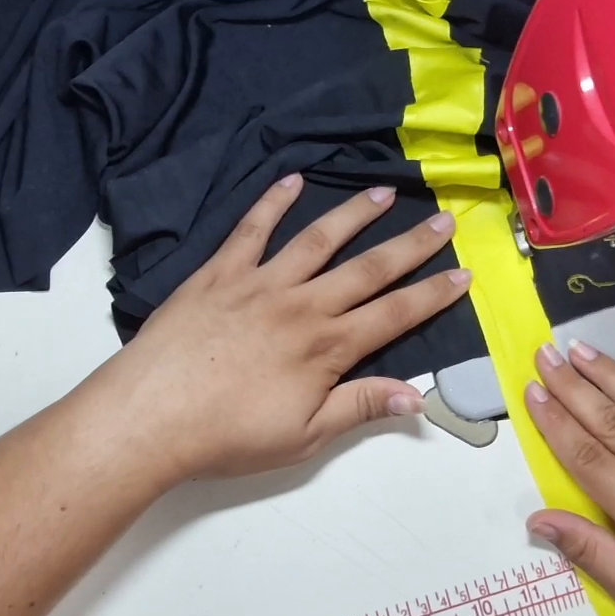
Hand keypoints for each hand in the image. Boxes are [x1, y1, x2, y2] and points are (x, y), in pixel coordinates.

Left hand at [79, 174, 470, 482]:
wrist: (151, 415)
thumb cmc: (229, 434)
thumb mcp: (304, 435)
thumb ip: (361, 407)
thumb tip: (419, 396)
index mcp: (327, 347)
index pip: (395, 315)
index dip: (433, 295)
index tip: (463, 275)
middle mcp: (303, 305)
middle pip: (368, 269)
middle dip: (411, 246)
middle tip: (443, 222)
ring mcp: (261, 282)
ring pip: (318, 239)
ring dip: (354, 214)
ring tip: (383, 193)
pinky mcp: (220, 273)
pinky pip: (251, 229)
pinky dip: (273, 202)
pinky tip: (292, 180)